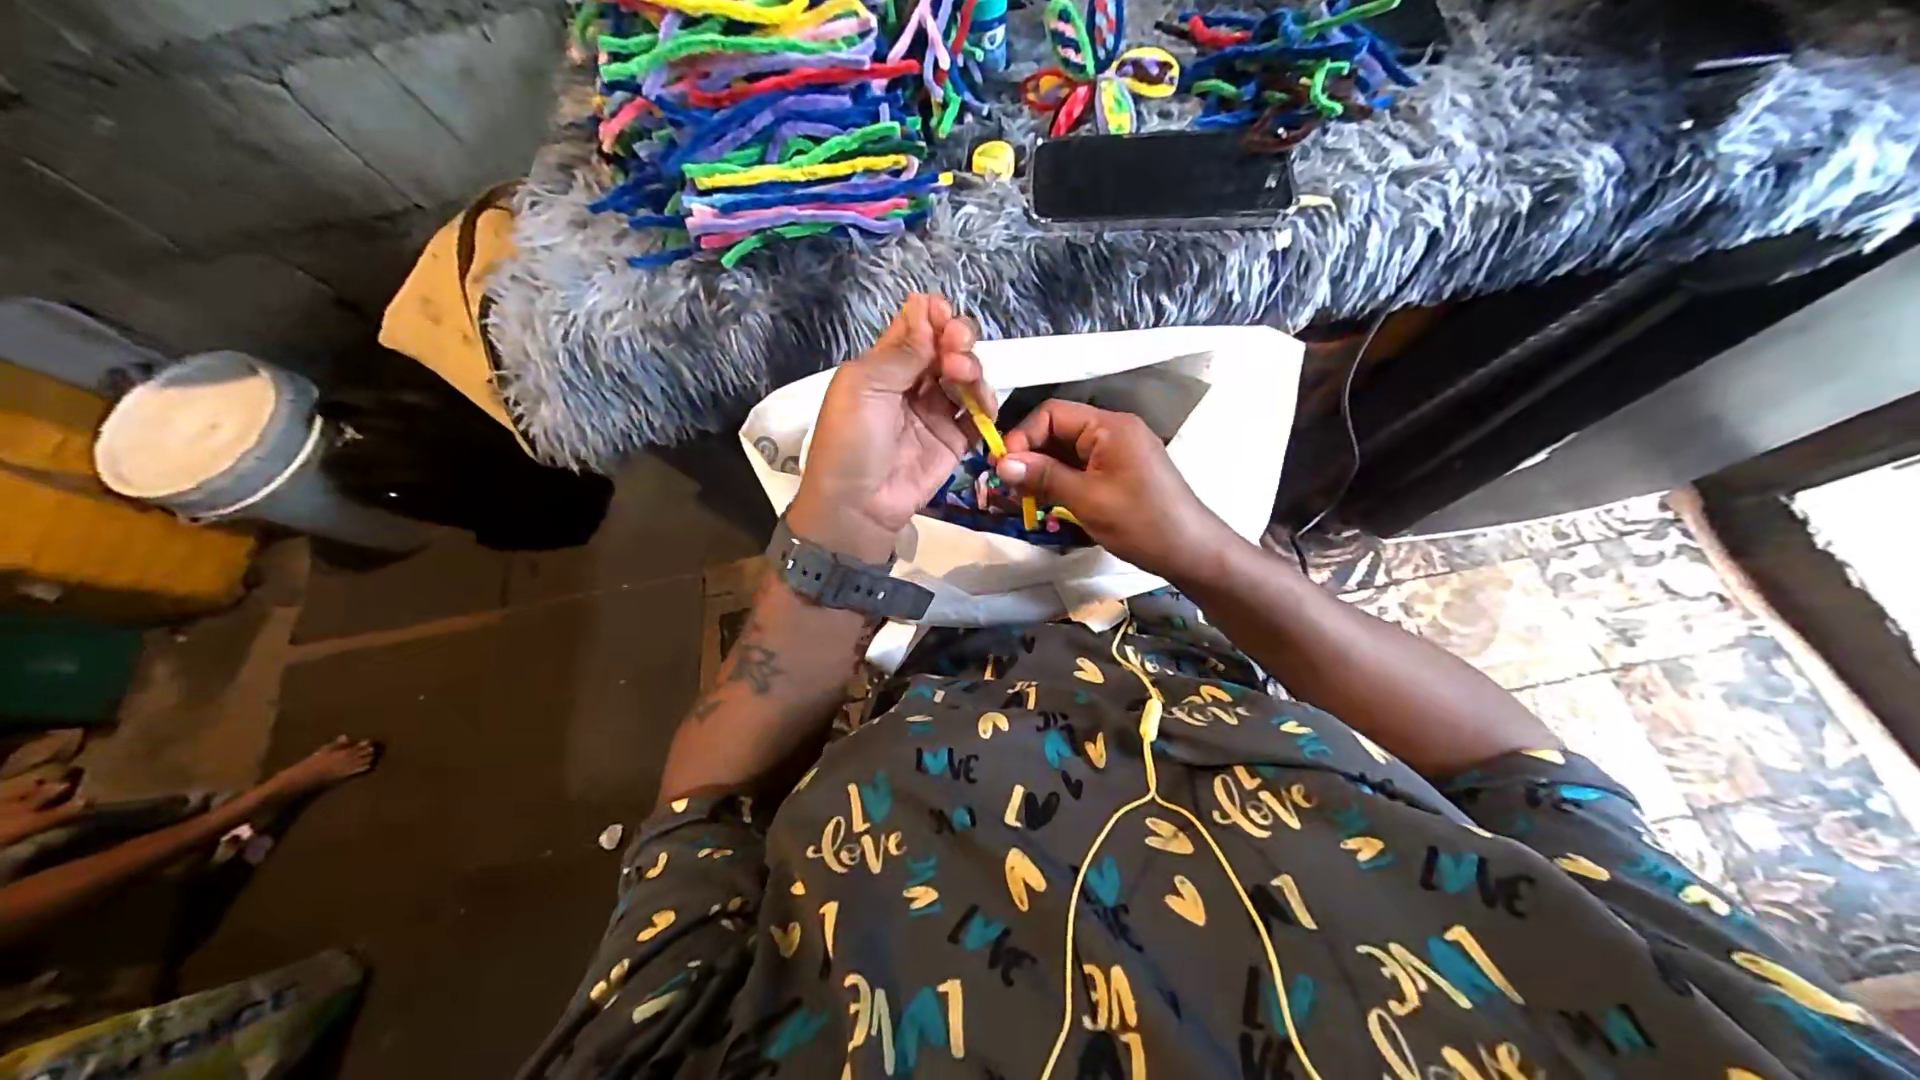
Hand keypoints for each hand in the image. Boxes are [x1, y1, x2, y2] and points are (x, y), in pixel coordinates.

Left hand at [787, 295, 988, 562]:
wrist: (857, 507)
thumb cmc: (849, 442)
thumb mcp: (863, 386)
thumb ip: (901, 351)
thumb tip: (928, 309)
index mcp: (884, 364)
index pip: (917, 325)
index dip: (934, 316)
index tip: (942, 319)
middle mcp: (912, 382)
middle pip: (948, 346)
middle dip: (958, 339)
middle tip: (956, 350)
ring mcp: (936, 411)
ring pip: (967, 375)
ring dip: (972, 368)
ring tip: (963, 377)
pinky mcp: (954, 440)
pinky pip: (980, 413)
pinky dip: (986, 403)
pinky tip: (981, 404)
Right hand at [998, 400, 1240, 582]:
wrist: (1192, 552)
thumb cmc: (1141, 522)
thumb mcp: (1087, 499)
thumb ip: (1044, 476)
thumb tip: (1002, 463)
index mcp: (1110, 426)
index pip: (1052, 413)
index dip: (1023, 436)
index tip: (1003, 467)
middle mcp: (1114, 431)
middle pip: (1058, 431)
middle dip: (1030, 456)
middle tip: (1009, 488)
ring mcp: (1118, 452)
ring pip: (1066, 452)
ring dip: (1042, 472)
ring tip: (1024, 499)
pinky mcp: (1119, 472)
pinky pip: (1080, 468)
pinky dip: (1060, 482)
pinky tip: (1046, 503)